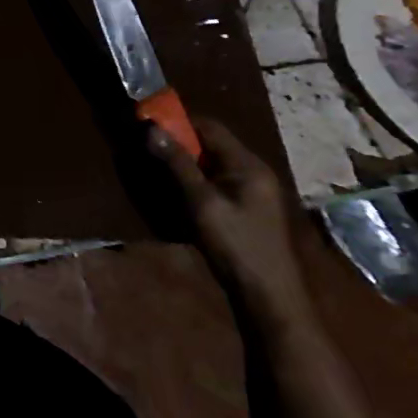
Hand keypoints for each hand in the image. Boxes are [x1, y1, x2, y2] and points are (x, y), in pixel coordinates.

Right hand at [149, 117, 309, 323]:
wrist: (270, 296)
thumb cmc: (236, 245)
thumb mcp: (202, 203)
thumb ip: (178, 164)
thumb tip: (153, 129)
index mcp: (248, 165)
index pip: (210, 127)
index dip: (179, 121)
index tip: (148, 123)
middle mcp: (255, 171)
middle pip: (213, 143)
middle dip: (180, 141)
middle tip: (149, 146)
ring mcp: (254, 191)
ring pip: (214, 163)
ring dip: (187, 161)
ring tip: (159, 167)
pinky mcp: (249, 208)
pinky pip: (218, 180)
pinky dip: (197, 178)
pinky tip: (180, 191)